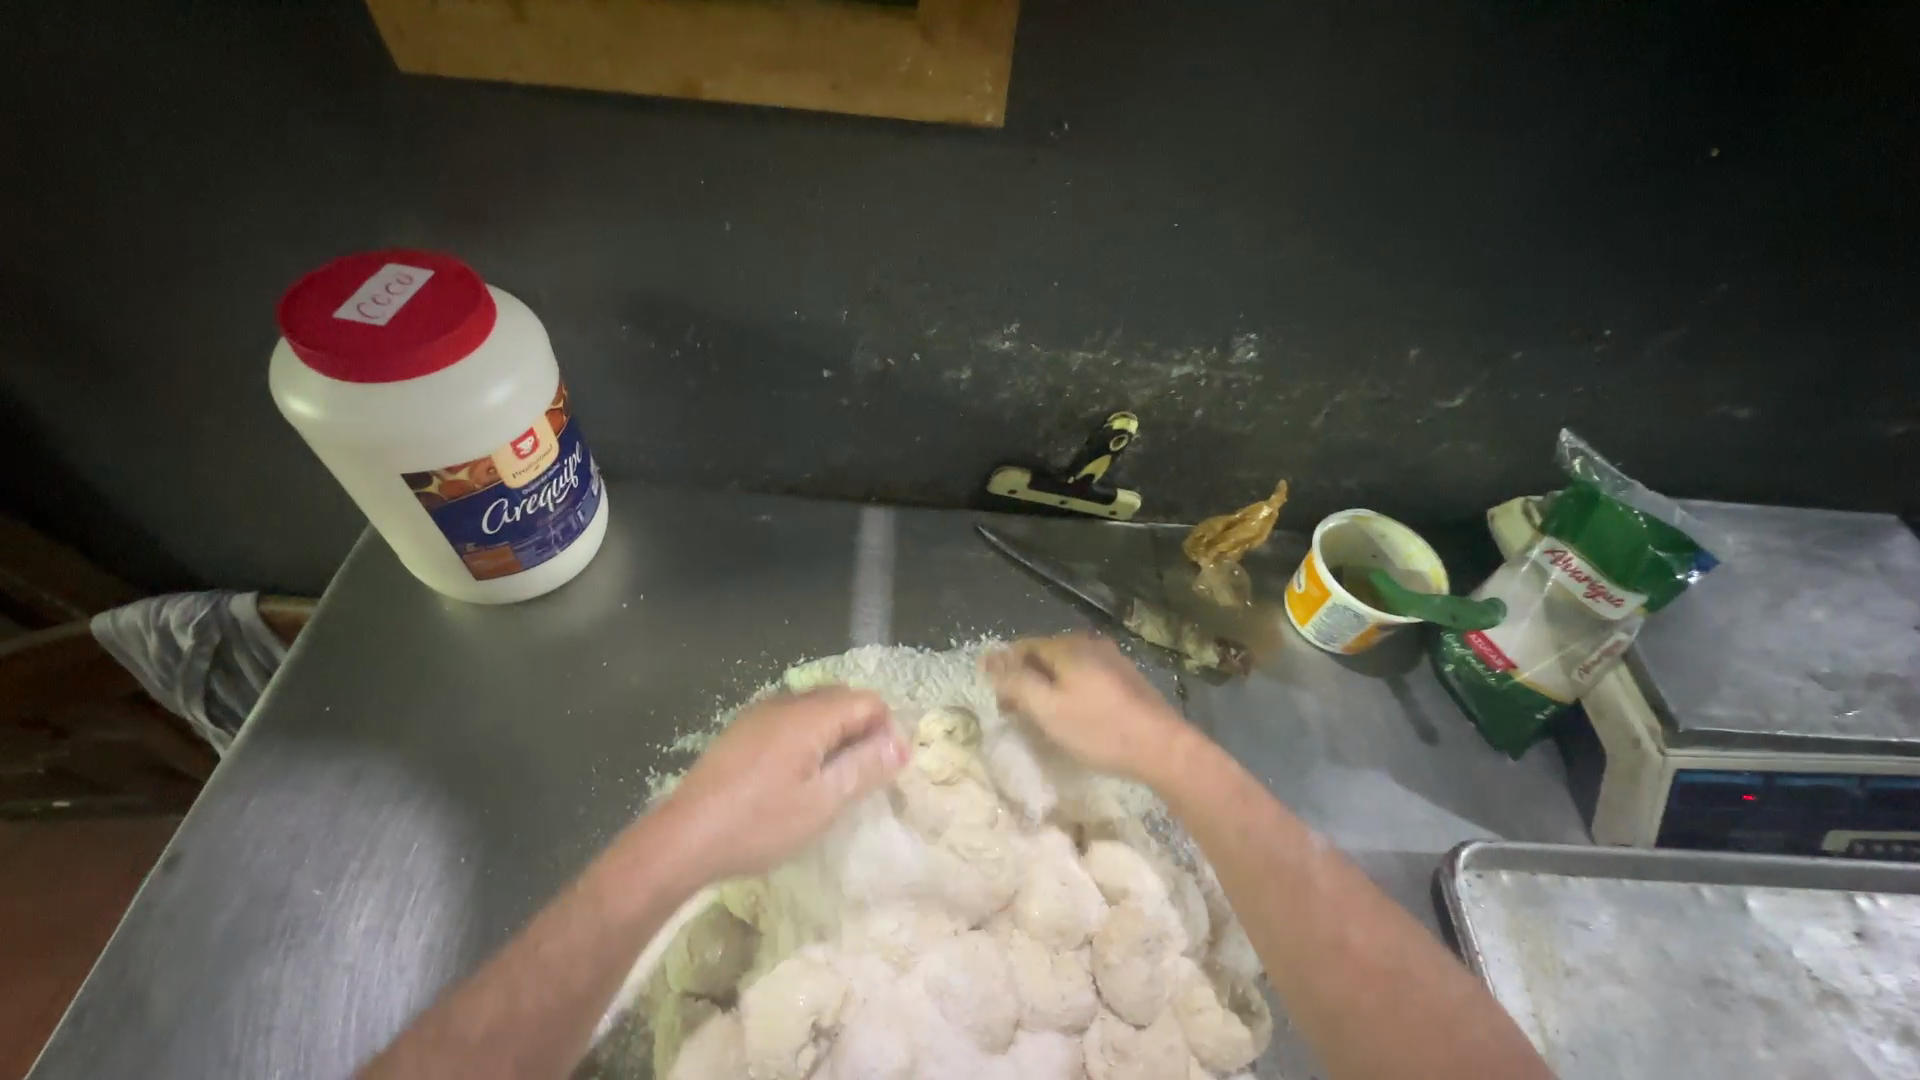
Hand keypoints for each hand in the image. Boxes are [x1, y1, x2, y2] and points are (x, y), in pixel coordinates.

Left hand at [659, 687, 906, 882]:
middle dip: (861, 730)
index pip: (867, 701)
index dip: (886, 730)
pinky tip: (794, 778)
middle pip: (841, 699)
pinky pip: (788, 721)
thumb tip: (901, 745)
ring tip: (830, 781)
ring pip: (813, 710)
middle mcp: (785, 703)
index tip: (883, 770)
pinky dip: (805, 739)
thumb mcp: (822, 803)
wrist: (683, 839)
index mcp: (810, 716)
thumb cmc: (759, 823)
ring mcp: (759, 715)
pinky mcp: (740, 731)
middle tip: (861, 777)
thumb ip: (864, 768)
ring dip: (833, 735)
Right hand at [982, 634, 1192, 784]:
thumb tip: (989, 660)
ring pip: (1067, 667)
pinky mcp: (1126, 679)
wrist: (1163, 748)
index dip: (1004, 670)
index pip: (1023, 647)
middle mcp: (1090, 643)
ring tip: (1042, 717)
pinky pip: (1086, 677)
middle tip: (1015, 712)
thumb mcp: (1047, 709)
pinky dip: (1070, 691)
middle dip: (1026, 679)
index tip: (998, 701)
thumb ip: (1016, 682)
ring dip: (1048, 687)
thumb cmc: (1099, 729)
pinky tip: (1073, 716)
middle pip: (1045, 655)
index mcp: (1069, 646)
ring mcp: (1112, 659)